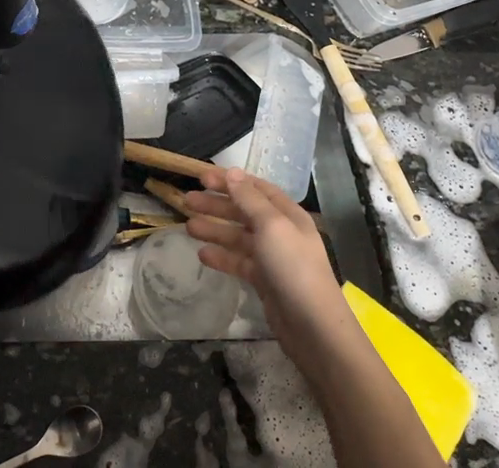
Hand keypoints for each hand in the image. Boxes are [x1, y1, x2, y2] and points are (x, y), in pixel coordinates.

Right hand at [183, 168, 341, 340]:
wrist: (312, 325)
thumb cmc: (293, 267)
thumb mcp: (271, 225)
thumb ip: (249, 199)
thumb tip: (233, 173)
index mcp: (287, 214)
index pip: (256, 189)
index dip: (230, 181)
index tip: (202, 178)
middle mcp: (280, 232)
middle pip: (243, 212)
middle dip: (216, 205)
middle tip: (187, 201)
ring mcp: (272, 258)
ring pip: (238, 237)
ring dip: (214, 230)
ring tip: (188, 227)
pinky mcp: (264, 280)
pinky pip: (239, 262)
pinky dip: (222, 257)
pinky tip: (202, 255)